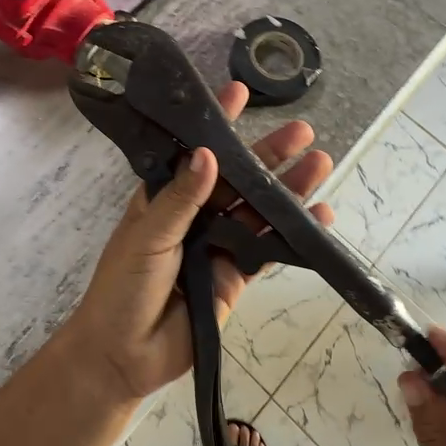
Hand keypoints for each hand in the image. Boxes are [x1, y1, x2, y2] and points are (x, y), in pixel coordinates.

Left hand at [62, 82, 334, 403]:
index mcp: (164, 195)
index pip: (195, 151)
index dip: (218, 124)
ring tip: (321, 163)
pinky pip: (268, 249)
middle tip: (304, 131)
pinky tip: (320, 217)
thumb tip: (209, 154)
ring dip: (289, 189)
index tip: (241, 92)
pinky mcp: (236, 277)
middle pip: (238, 178)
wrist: (124, 354)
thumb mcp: (148, 235)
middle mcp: (195, 214)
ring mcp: (218, 245)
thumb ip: (182, 199)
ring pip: (259, 210)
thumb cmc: (125, 285)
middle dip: (269, 155)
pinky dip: (293, 234)